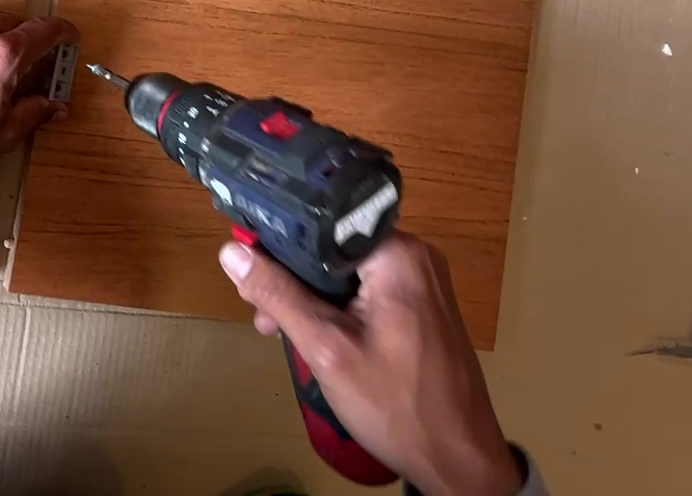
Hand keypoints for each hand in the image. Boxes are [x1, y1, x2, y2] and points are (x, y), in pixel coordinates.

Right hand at [219, 231, 522, 495]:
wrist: (462, 468)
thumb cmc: (397, 405)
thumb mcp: (325, 347)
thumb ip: (277, 293)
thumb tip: (230, 251)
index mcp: (397, 252)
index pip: (319, 223)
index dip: (275, 241)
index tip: (245, 266)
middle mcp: (411, 255)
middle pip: (327, 246)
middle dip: (287, 273)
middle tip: (256, 304)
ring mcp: (417, 280)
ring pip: (339, 269)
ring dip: (304, 293)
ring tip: (274, 323)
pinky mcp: (416, 304)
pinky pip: (358, 288)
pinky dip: (329, 305)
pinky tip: (307, 330)